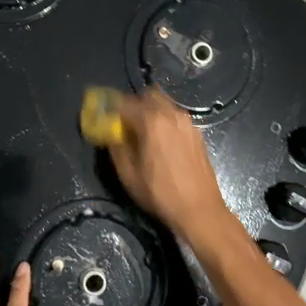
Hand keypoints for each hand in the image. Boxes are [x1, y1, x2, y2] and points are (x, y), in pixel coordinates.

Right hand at [107, 90, 231, 235]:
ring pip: (165, 104)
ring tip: (143, 132)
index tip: (104, 116)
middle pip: (149, 95)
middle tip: (125, 122)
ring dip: (151, 110)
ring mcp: (188, 122)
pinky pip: (176, 116)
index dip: (112, 108)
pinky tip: (161, 141)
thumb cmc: (160, 194)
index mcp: (152, 121)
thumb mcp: (128, 175)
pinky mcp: (197, 133)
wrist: (200, 209)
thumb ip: (116, 149)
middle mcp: (172, 114)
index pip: (125, 103)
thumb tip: (111, 135)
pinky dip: (165, 120)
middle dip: (134, 104)